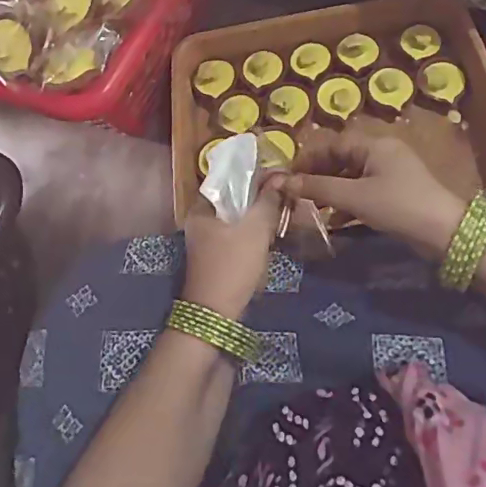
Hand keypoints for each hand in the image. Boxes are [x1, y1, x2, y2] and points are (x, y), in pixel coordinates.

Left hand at [179, 173, 286, 317]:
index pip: (228, 177)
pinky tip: (270, 235)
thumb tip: (280, 177)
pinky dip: (253, 231)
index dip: (254, 174)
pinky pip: (237, 233)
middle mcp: (200, 219)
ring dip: (259, 215)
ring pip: (237, 216)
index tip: (280, 176)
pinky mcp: (217, 254)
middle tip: (285, 195)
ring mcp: (207, 238)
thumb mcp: (255, 229)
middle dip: (260, 196)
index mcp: (201, 207)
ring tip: (282, 213)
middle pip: (233, 197)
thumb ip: (267, 201)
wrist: (216, 312)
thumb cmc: (233, 265)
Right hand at [284, 131, 465, 259]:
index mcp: (374, 144)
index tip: (288, 179)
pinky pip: (363, 192)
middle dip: (318, 178)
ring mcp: (391, 174)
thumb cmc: (397, 206)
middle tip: (296, 196)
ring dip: (331, 193)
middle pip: (341, 160)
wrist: (444, 232)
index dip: (308, 160)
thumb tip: (282, 182)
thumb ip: (317, 188)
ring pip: (351, 178)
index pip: (332, 145)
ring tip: (311, 210)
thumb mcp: (354, 197)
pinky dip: (347, 204)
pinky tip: (334, 222)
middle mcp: (382, 153)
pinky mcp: (396, 194)